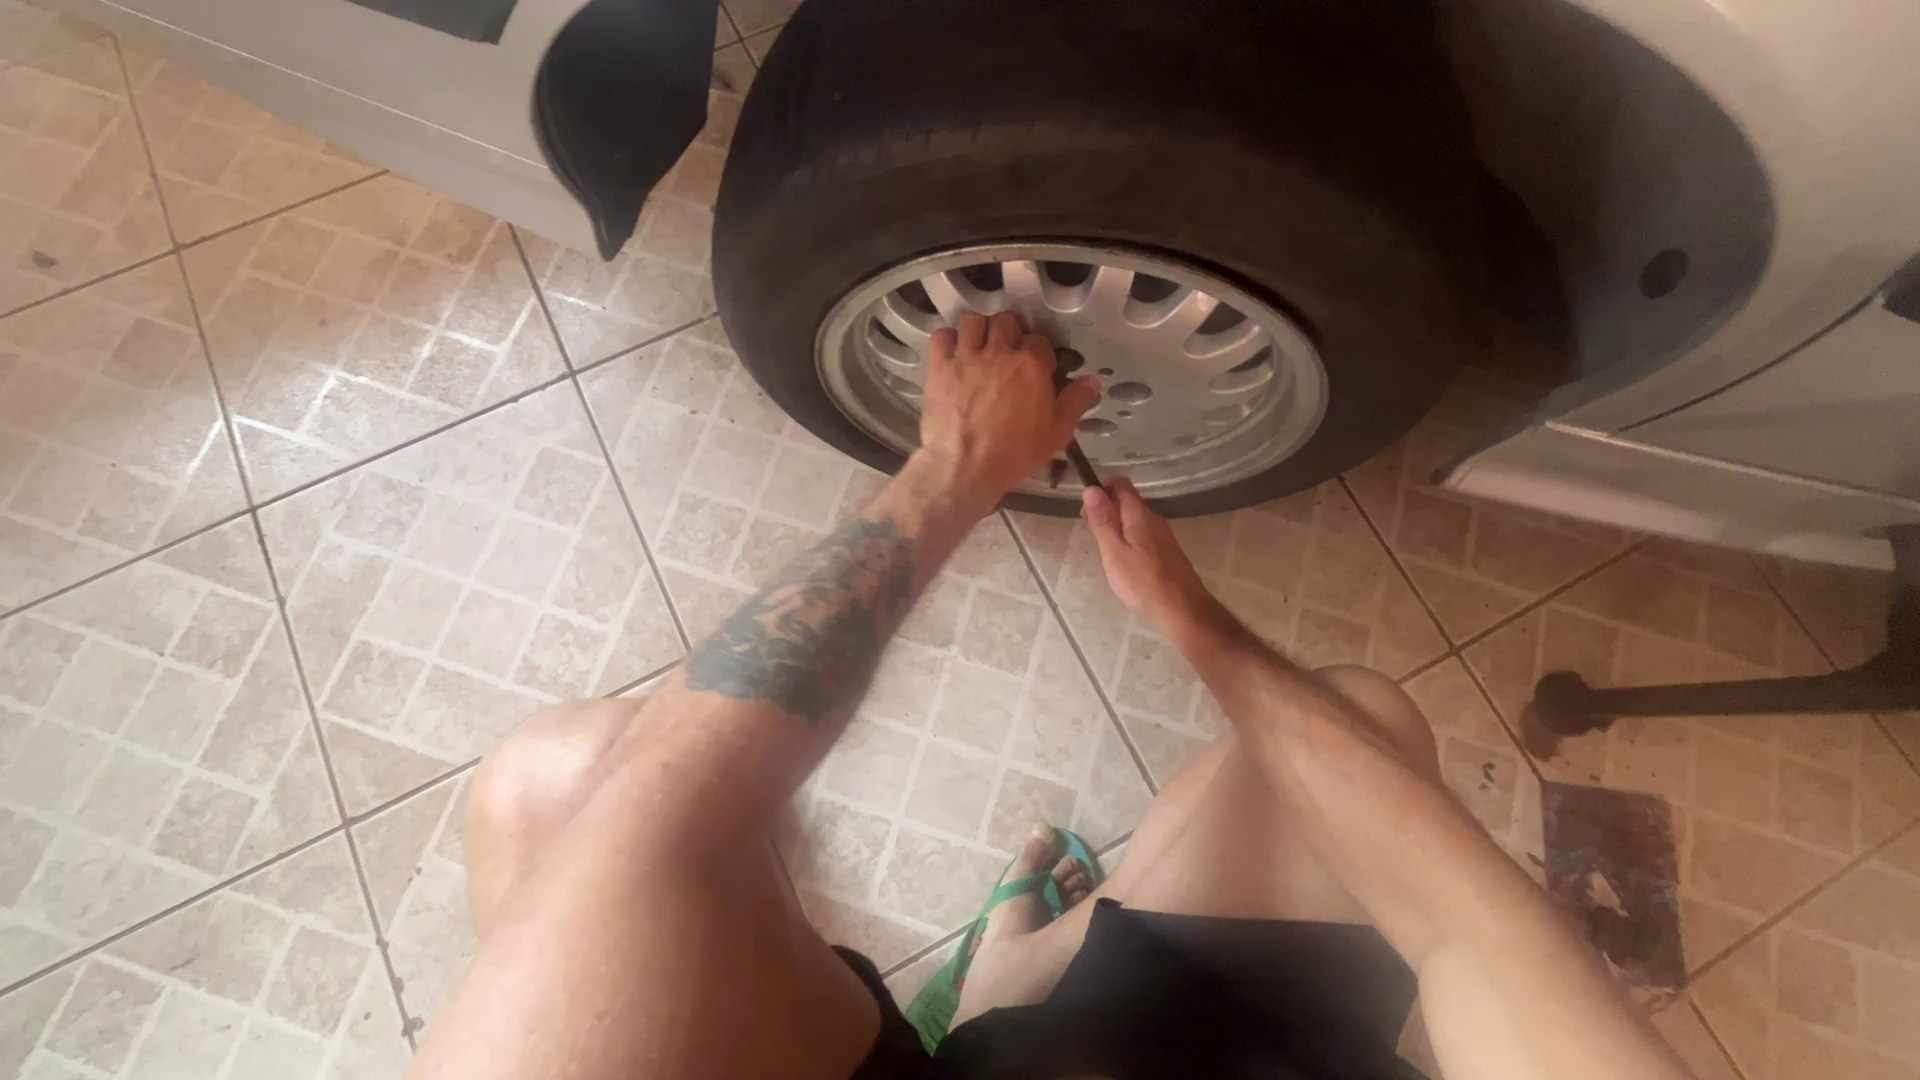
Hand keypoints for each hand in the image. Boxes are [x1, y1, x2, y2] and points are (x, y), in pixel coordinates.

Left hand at [916, 312, 1099, 507]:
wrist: (965, 468)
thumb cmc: (1013, 454)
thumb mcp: (1056, 434)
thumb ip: (1075, 403)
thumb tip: (1090, 382)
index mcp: (1031, 365)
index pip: (1040, 341)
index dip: (1039, 353)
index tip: (1037, 367)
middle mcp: (999, 353)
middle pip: (1006, 322)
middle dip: (1009, 334)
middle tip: (1008, 352)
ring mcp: (966, 358)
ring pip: (973, 322)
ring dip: (979, 331)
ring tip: (980, 347)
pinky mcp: (940, 368)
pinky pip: (942, 337)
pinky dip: (947, 340)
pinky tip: (953, 352)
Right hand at [1082, 477, 1236, 643]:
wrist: (1182, 609)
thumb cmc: (1143, 582)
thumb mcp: (1114, 552)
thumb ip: (1102, 520)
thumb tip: (1091, 489)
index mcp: (1139, 514)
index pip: (1120, 484)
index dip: (1100, 490)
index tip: (1087, 513)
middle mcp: (1153, 519)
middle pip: (1126, 501)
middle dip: (1105, 511)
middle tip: (1093, 537)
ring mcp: (1163, 535)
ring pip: (1133, 519)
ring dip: (1115, 527)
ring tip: (1106, 553)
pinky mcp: (1166, 550)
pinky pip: (1142, 534)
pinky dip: (1128, 539)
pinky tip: (1124, 563)